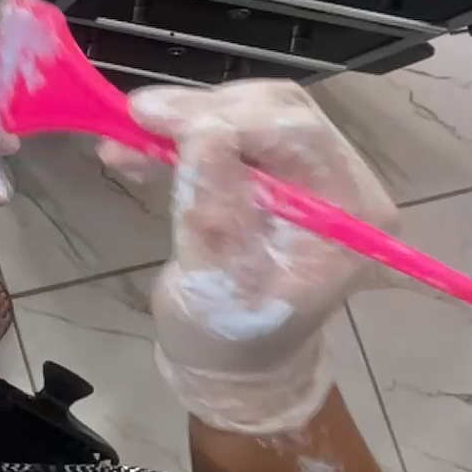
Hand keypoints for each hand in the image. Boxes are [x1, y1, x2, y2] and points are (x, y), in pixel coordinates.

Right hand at [100, 82, 396, 434]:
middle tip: (132, 118)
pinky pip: (229, 133)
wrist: (232, 362)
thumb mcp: (216, 278)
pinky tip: (139, 148)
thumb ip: (213, 208)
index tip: (143, 116)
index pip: (292, 134)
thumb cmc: (227, 334)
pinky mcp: (270, 175)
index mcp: (346, 211)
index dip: (216, 116)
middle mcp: (339, 182)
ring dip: (183, 118)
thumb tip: (200, 134)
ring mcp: (306, 176)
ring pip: (249, 112)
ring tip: (125, 136)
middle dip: (199, 108)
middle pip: (276, 110)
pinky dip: (180, 133)